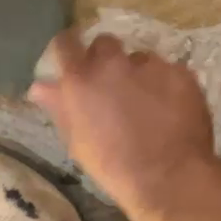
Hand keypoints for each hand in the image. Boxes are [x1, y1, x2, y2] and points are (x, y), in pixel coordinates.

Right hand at [29, 31, 219, 210]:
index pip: (66, 42)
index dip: (70, 48)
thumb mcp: (77, 140)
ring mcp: (150, 65)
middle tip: (115, 87)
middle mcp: (113, 63)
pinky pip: (170, 70)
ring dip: (141, 74)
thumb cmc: (113, 166)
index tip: (76, 59)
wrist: (168, 178)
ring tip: (150, 104)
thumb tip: (40, 86)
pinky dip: (169, 85)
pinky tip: (173, 109)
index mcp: (81, 78)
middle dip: (107, 59)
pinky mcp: (181, 72)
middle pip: (105, 43)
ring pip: (141, 58)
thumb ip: (59, 106)